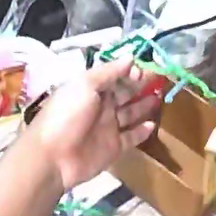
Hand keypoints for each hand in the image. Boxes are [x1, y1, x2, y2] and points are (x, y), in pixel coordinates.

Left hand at [28, 57, 160, 190]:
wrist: (53, 157)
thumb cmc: (67, 115)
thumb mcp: (85, 85)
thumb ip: (110, 72)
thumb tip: (131, 58)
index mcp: (91, 89)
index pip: (115, 75)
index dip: (130, 70)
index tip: (147, 68)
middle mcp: (101, 106)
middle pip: (125, 92)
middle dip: (142, 84)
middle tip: (162, 78)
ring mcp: (108, 127)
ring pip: (131, 113)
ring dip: (145, 104)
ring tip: (161, 96)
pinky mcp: (114, 147)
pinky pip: (131, 137)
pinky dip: (142, 131)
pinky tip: (152, 123)